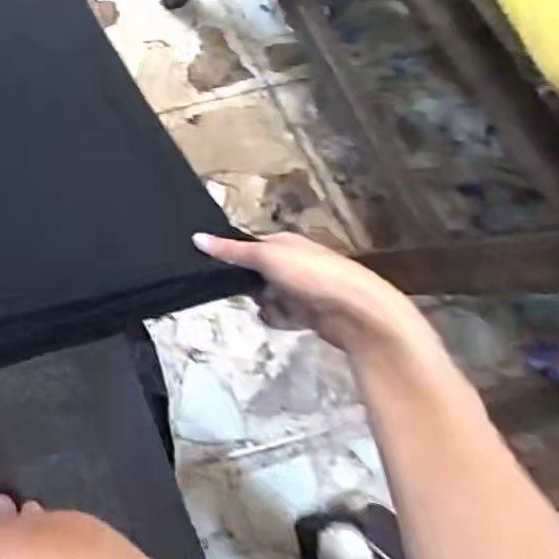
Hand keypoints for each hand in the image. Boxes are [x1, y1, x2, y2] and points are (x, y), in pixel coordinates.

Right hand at [193, 232, 439, 363]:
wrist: (363, 315)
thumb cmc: (314, 276)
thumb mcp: (266, 257)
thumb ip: (230, 251)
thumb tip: (195, 237)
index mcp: (286, 243)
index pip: (248, 247)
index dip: (234, 257)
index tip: (219, 268)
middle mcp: (294, 263)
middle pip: (254, 273)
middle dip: (249, 284)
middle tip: (249, 290)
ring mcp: (304, 289)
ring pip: (266, 296)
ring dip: (266, 304)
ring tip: (275, 308)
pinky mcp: (311, 314)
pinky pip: (281, 315)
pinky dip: (280, 319)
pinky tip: (287, 321)